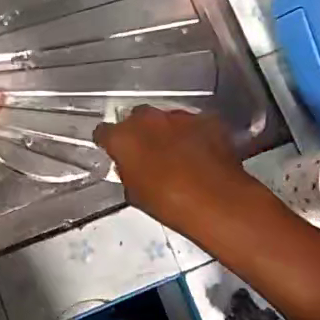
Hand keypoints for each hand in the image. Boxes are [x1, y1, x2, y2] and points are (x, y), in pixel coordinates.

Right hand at [92, 106, 260, 232]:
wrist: (215, 202)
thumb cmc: (170, 202)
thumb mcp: (134, 193)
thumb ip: (127, 172)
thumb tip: (132, 170)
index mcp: (121, 138)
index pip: (104, 132)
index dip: (108, 141)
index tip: (113, 149)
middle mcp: (147, 120)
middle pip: (136, 118)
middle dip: (139, 132)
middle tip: (146, 153)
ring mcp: (178, 118)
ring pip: (166, 119)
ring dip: (167, 132)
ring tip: (176, 155)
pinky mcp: (207, 121)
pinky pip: (195, 124)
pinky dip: (194, 134)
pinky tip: (198, 153)